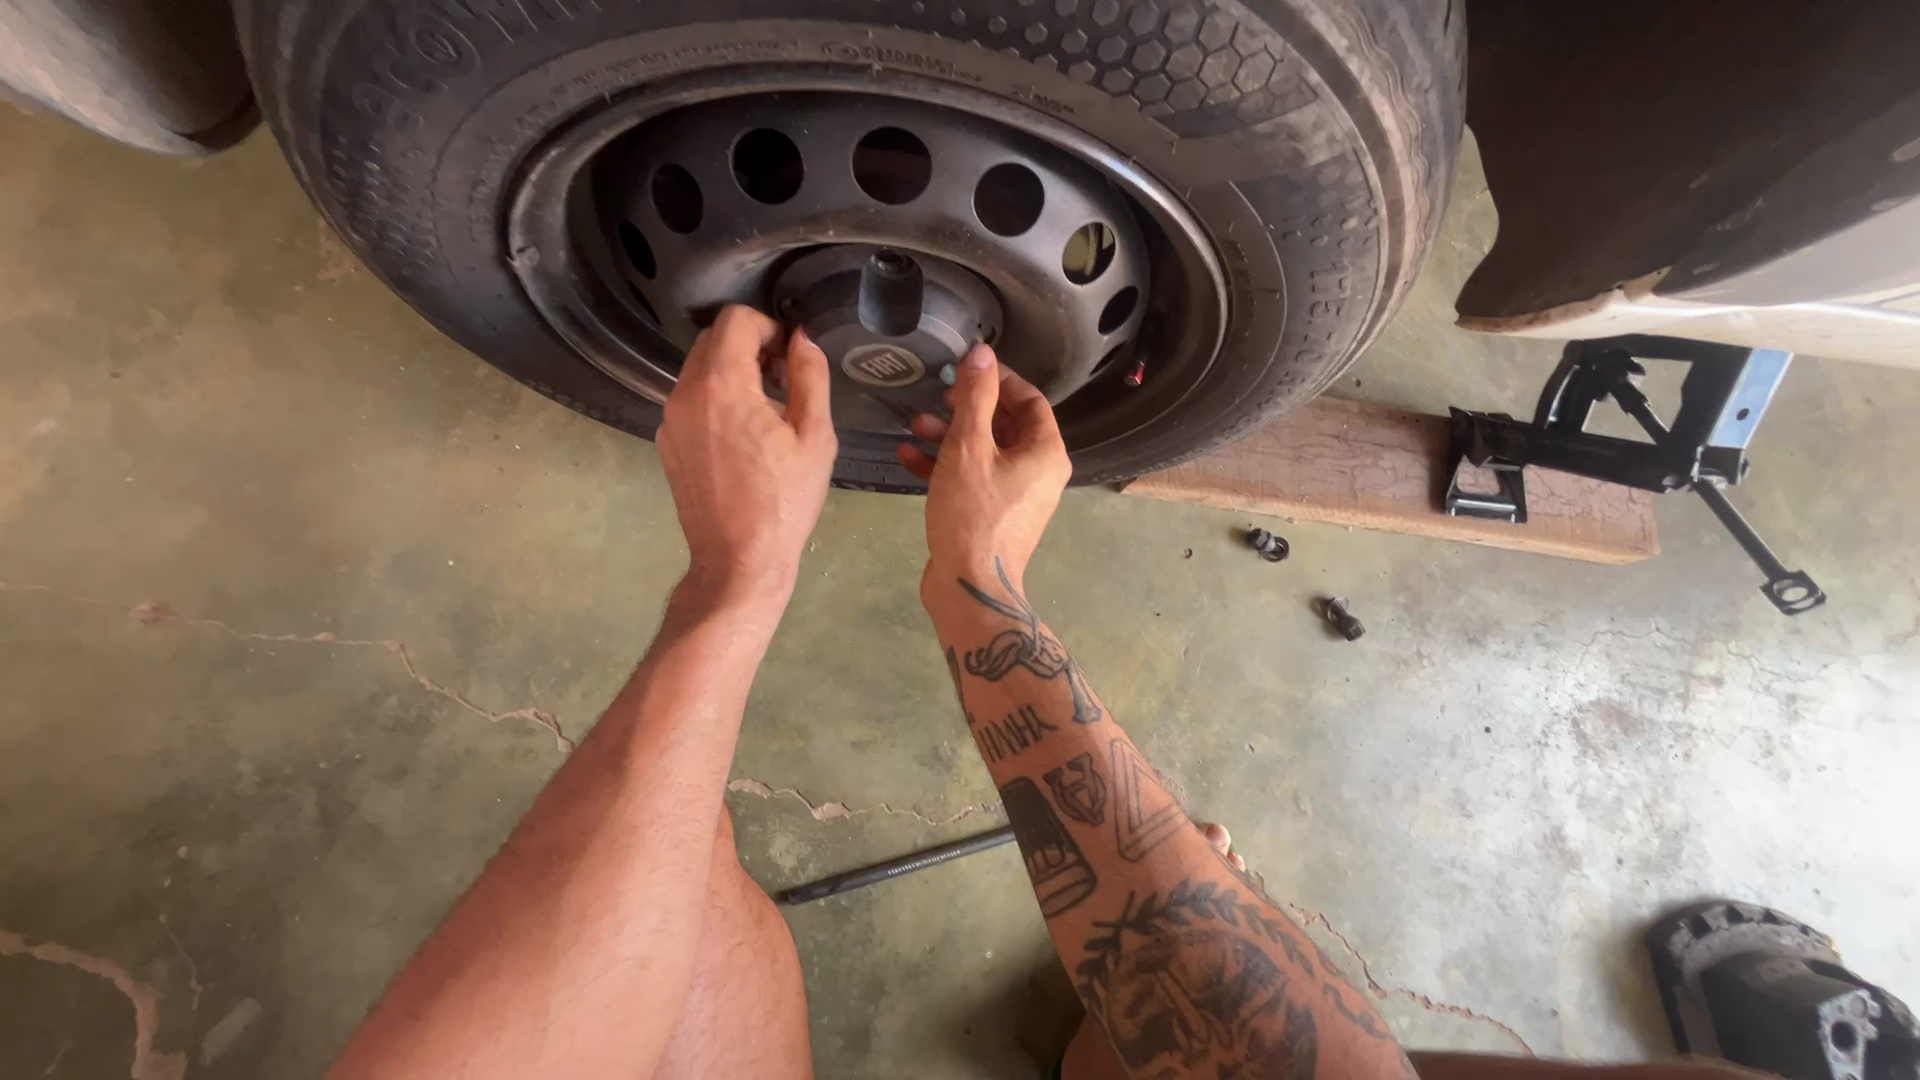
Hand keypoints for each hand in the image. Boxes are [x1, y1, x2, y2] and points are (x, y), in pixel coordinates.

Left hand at [657, 306, 836, 606]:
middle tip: (783, 382)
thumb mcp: (815, 437)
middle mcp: (685, 393)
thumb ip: (809, 376)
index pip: (735, 320)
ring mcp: (669, 419)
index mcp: (722, 385)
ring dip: (733, 373)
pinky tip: (743, 438)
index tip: (790, 358)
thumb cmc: (786, 500)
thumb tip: (802, 338)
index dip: (769, 327)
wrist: (739, 559)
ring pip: (698, 370)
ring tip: (766, 413)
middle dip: (750, 346)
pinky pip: (690, 401)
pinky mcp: (666, 443)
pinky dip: (716, 400)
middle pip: (713, 340)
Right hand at [897, 343, 1070, 597]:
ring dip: (949, 435)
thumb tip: (981, 352)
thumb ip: (974, 397)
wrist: (969, 587)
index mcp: (1045, 453)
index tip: (967, 367)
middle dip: (968, 408)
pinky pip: (971, 479)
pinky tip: (908, 456)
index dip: (999, 378)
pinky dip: (944, 466)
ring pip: (983, 452)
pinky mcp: (990, 515)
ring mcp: (1014, 497)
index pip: (1030, 400)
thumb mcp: (968, 447)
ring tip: (915, 424)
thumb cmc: (973, 514)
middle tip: (939, 395)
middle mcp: (1037, 473)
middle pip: (1005, 425)